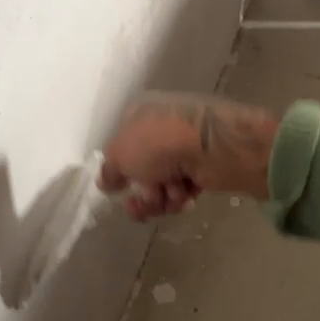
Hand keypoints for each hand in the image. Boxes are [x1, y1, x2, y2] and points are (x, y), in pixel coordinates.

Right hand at [100, 94, 279, 219]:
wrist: (212, 147)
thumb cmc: (159, 143)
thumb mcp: (120, 154)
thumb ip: (109, 170)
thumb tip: (107, 182)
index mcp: (140, 117)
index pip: (123, 148)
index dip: (120, 172)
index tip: (119, 190)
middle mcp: (162, 131)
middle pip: (142, 173)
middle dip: (141, 195)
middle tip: (145, 203)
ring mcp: (185, 149)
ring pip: (162, 186)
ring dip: (160, 199)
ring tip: (169, 197)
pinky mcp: (204, 168)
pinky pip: (184, 191)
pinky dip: (181, 198)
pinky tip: (185, 197)